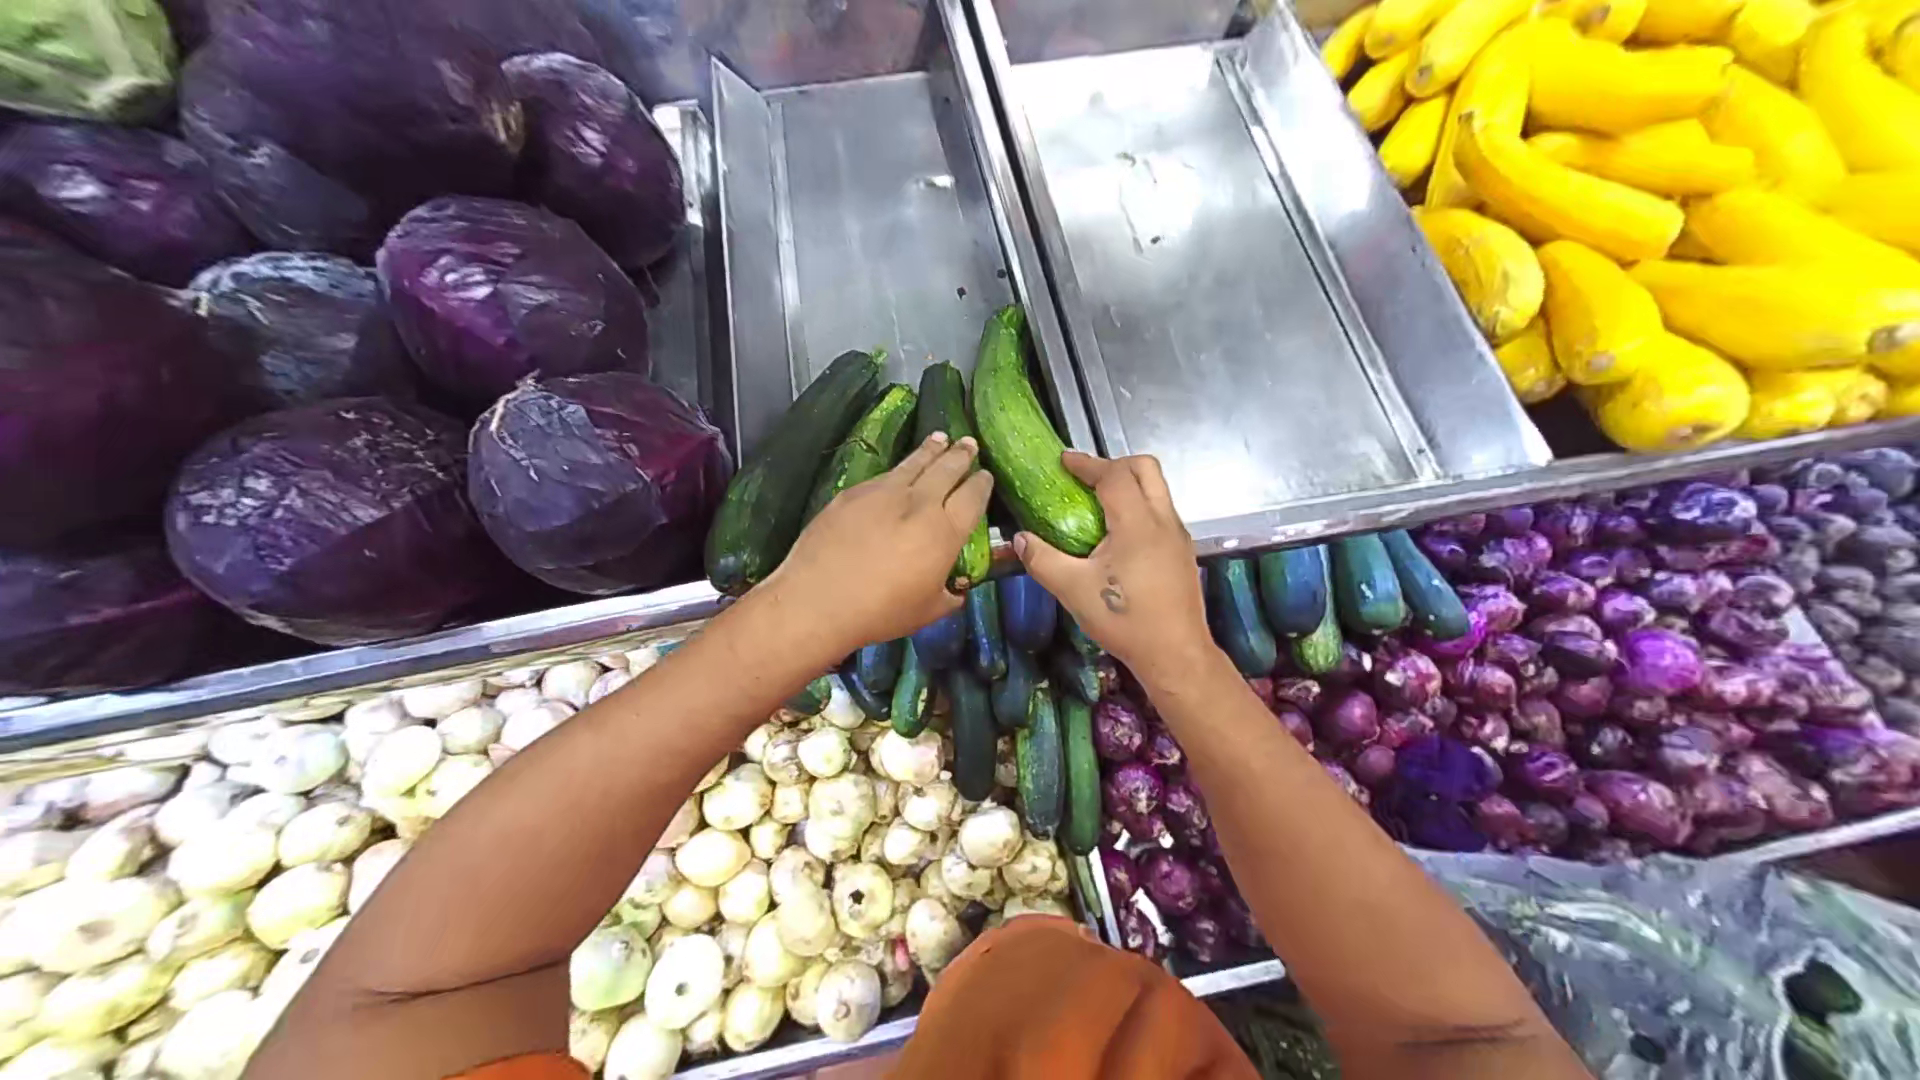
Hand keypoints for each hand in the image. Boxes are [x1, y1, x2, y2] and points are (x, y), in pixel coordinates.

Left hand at [758, 433, 992, 657]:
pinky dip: (898, 469)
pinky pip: (884, 475)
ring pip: (915, 463)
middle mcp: (920, 503)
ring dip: (931, 449)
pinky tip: (898, 471)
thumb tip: (955, 589)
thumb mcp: (928, 610)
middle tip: (970, 443)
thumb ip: (949, 595)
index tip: (986, 476)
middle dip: (961, 455)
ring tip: (941, 438)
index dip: (982, 483)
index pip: (973, 496)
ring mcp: (884, 493)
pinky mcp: (853, 493)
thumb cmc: (881, 611)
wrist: (819, 599)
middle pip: (947, 468)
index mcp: (945, 531)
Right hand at [1014, 452, 1216, 689]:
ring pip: (1157, 489)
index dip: (1087, 463)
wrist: (1175, 654)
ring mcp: (1178, 536)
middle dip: (1114, 463)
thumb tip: (1019, 539)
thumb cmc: (1125, 620)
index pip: (1114, 475)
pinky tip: (1117, 533)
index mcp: (1137, 524)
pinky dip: (1139, 504)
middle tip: (1085, 478)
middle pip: (1146, 468)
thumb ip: (1042, 560)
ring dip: (1129, 483)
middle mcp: (1164, 521)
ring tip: (1097, 501)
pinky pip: (1161, 510)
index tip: (1064, 460)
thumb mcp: (1073, 591)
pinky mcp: (1183, 552)